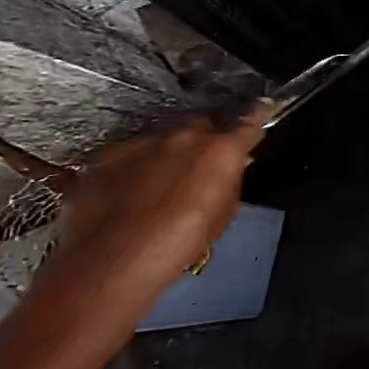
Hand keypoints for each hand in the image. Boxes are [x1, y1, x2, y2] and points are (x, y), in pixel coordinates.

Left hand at [55, 103, 273, 303]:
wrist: (115, 261)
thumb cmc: (185, 240)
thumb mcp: (225, 211)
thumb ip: (229, 179)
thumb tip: (227, 169)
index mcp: (222, 147)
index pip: (250, 120)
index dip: (258, 114)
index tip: (262, 108)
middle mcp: (185, 135)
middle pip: (203, 123)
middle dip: (206, 136)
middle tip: (202, 160)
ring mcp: (142, 143)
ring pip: (163, 137)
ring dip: (169, 151)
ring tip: (161, 180)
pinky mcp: (106, 158)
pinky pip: (128, 156)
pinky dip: (134, 167)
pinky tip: (126, 193)